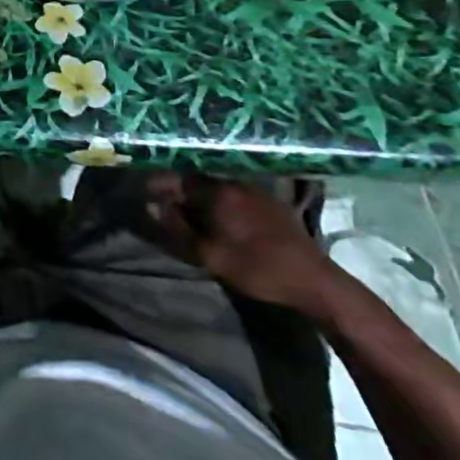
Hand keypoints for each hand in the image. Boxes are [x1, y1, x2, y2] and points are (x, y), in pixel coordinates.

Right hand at [146, 174, 339, 313]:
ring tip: (187, 210)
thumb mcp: (210, 254)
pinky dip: (218, 199)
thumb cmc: (258, 268)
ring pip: (215, 184)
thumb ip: (178, 229)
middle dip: (178, 189)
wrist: (314, 280)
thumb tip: (153, 206)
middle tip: (164, 203)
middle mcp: (235, 183)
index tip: (145, 192)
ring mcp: (254, 189)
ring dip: (198, 194)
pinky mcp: (269, 200)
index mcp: (218, 192)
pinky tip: (217, 214)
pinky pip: (233, 191)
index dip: (159, 184)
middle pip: (197, 179)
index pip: (178, 178)